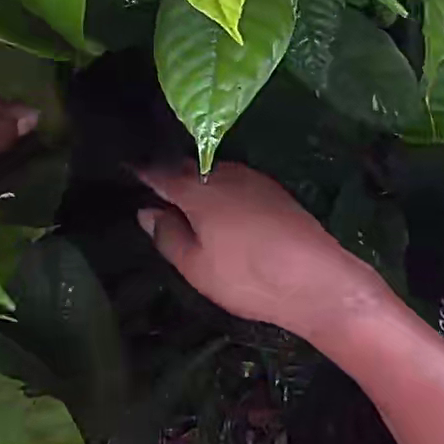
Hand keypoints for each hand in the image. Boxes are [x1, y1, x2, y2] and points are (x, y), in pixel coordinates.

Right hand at [136, 162, 391, 339]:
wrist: (316, 276)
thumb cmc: (247, 276)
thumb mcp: (196, 266)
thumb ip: (167, 235)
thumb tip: (147, 210)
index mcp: (197, 188)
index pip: (160, 171)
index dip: (142, 170)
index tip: (127, 168)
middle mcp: (223, 172)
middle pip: (187, 167)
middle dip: (169, 173)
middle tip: (152, 184)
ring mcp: (251, 177)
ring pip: (213, 171)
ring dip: (196, 180)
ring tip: (184, 197)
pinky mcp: (272, 188)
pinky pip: (234, 179)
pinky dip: (219, 186)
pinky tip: (221, 206)